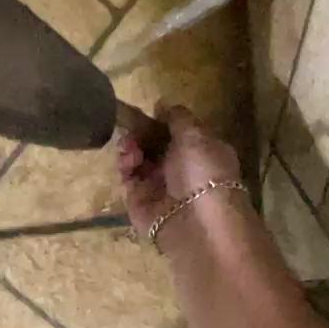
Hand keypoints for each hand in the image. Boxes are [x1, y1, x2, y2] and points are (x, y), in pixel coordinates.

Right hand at [117, 103, 245, 238]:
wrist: (198, 223)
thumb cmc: (204, 172)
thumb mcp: (196, 134)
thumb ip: (177, 117)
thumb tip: (163, 104)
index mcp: (198, 152)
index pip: (174, 133)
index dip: (159, 122)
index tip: (148, 113)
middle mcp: (178, 170)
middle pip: (151, 146)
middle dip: (139, 134)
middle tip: (131, 130)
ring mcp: (157, 188)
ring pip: (136, 162)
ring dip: (130, 149)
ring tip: (130, 149)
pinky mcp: (139, 205)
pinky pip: (127, 181)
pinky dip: (124, 168)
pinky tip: (128, 162)